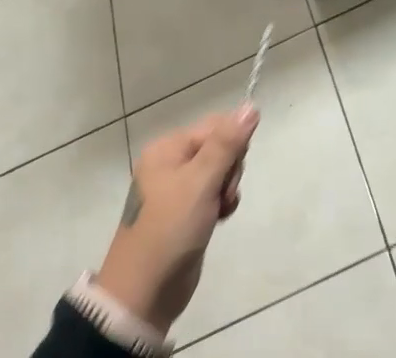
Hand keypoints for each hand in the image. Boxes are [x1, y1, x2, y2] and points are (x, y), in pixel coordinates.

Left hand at [95, 105, 259, 332]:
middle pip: (219, 148)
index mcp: (168, 148)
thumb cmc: (170, 228)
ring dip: (227, 189)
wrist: (145, 290)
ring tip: (219, 211)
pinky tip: (219, 219)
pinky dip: (220, 204)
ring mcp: (178, 189)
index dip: (232, 145)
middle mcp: (171, 163)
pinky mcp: (186, 212)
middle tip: (221, 194)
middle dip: (230, 170)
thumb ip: (227, 143)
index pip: (215, 126)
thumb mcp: (201, 181)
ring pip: (219, 172)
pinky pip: (213, 194)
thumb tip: (251, 106)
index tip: (231, 170)